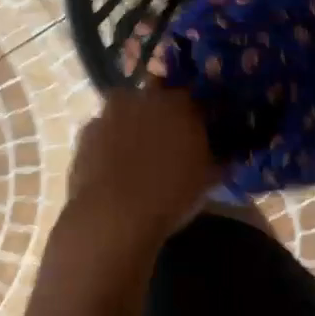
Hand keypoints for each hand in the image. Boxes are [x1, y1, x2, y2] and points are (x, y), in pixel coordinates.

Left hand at [27, 89, 222, 315]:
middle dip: (161, 113)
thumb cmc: (168, 195)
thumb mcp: (206, 179)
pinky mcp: (86, 133)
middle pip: (157, 97)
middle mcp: (146, 97)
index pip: (193, 95)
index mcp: (180, 102)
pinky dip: (109, 143)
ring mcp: (112, 112)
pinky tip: (112, 168)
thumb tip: (229, 154)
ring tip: (136, 156)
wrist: (111, 219)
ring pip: (128, 111)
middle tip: (166, 140)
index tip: (197, 128)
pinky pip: (104, 131)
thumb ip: (218, 159)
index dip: (195, 112)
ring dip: (132, 125)